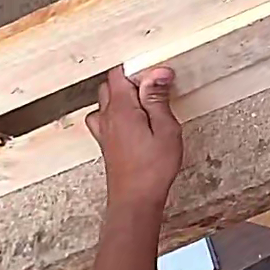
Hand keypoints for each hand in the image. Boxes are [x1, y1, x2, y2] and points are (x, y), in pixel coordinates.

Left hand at [86, 66, 182, 215]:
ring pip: (106, 101)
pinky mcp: (105, 142)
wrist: (135, 199)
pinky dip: (118, 113)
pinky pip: (105, 117)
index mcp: (121, 109)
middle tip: (157, 92)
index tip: (160, 77)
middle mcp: (106, 117)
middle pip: (111, 85)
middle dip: (133, 82)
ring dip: (124, 97)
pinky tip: (134, 122)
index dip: (140, 70)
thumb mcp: (166, 128)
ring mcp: (103, 130)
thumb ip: (157, 98)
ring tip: (147, 107)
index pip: (120, 74)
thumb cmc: (153, 168)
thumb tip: (157, 73)